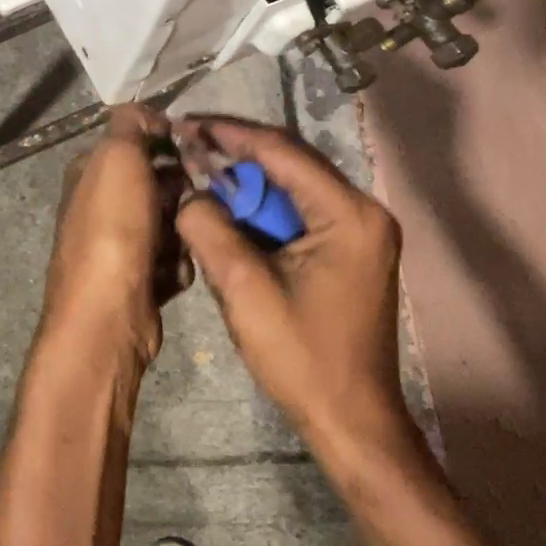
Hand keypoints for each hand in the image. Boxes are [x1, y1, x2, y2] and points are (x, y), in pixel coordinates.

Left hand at [42, 104, 191, 363]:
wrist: (107, 313)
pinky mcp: (137, 278)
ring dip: (182, 233)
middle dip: (180, 193)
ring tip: (177, 247)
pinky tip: (171, 276)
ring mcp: (117, 244)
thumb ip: (131, 124)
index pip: (136, 142)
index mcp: (90, 171)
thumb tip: (149, 114)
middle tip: (190, 204)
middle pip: (159, 184)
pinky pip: (173, 260)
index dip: (166, 144)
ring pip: (172, 222)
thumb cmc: (113, 227)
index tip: (193, 153)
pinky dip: (177, 266)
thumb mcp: (117, 156)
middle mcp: (100, 204)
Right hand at [172, 116, 404, 450]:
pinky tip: (228, 208)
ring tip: (198, 170)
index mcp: (348, 213)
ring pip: (293, 184)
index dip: (228, 133)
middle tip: (185, 144)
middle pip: (290, 161)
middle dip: (236, 152)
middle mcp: (362, 211)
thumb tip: (187, 192)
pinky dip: (262, 206)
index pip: (280, 151)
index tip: (183, 124)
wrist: (352, 421)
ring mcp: (360, 231)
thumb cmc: (302, 356)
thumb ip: (208, 227)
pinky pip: (300, 210)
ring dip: (247, 180)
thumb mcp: (243, 288)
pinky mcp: (349, 250)